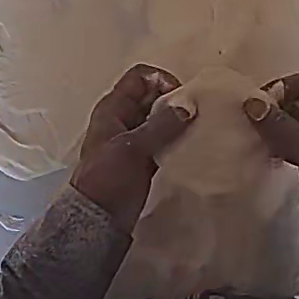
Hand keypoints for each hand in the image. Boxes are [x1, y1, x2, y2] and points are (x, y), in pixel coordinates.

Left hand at [69, 64, 190, 230]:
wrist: (98, 221)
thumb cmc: (107, 179)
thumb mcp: (132, 148)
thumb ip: (160, 125)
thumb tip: (188, 106)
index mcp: (113, 108)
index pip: (140, 77)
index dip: (161, 80)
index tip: (182, 98)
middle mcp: (124, 119)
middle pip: (154, 96)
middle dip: (176, 102)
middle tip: (197, 116)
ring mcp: (135, 140)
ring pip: (161, 119)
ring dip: (179, 122)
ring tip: (200, 131)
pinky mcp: (146, 159)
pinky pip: (165, 140)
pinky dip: (178, 140)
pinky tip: (194, 147)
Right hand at [245, 73, 298, 260]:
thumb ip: (283, 128)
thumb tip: (251, 102)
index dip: (278, 90)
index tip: (251, 106)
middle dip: (273, 109)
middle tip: (245, 123)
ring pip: (295, 124)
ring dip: (274, 128)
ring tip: (250, 137)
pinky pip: (295, 144)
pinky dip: (279, 144)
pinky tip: (264, 152)